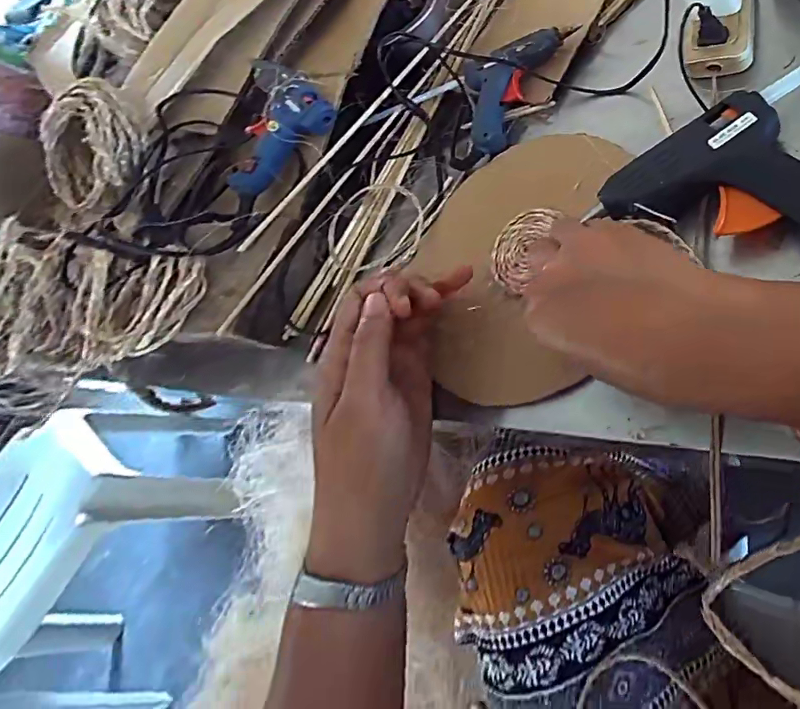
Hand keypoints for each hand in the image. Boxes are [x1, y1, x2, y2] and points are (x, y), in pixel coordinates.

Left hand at [308, 266, 470, 582]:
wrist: (372, 517)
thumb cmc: (360, 462)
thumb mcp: (362, 403)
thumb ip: (369, 348)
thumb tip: (377, 296)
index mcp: (340, 356)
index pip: (358, 301)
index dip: (385, 288)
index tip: (411, 303)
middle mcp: (364, 353)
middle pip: (385, 302)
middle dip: (411, 287)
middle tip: (439, 298)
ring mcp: (390, 365)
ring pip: (407, 317)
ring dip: (428, 295)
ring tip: (459, 282)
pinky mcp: (413, 379)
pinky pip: (422, 338)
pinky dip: (436, 318)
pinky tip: (451, 303)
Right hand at [521, 220, 728, 407]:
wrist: (693, 329)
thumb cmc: (648, 369)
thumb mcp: (595, 362)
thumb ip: (574, 333)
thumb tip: (580, 322)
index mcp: (541, 319)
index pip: (531, 306)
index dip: (552, 307)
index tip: (569, 314)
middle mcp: (550, 275)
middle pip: (536, 259)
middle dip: (551, 267)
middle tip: (578, 283)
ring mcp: (580, 244)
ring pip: (559, 231)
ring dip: (572, 243)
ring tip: (598, 258)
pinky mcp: (614, 226)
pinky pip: (595, 225)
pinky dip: (602, 236)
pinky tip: (625, 251)